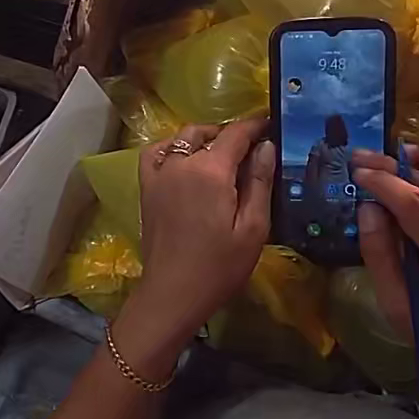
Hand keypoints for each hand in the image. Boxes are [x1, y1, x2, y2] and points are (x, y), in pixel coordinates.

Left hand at [116, 118, 275, 368]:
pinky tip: (185, 158)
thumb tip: (266, 146)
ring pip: (184, 138)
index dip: (256, 125)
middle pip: (210, 132)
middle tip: (253, 149)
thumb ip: (260, 182)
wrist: (172, 294)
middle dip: (233, 134)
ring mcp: (160, 173)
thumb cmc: (219, 266)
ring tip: (223, 154)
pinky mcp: (147, 187)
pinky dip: (172, 147)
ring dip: (205, 138)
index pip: (237, 133)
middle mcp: (182, 162)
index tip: (272, 124)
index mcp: (211, 170)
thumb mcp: (253, 228)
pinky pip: (156, 152)